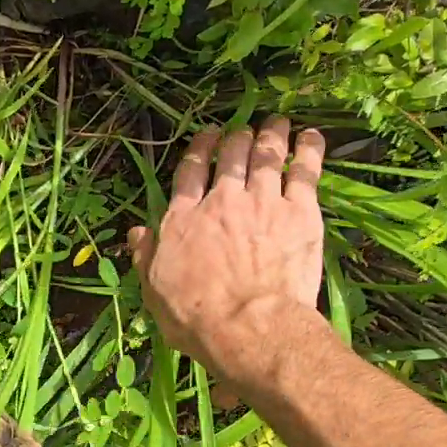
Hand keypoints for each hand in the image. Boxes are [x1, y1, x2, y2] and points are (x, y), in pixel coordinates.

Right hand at [131, 117, 327, 395]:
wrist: (248, 324)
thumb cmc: (193, 315)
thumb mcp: (154, 289)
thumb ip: (146, 255)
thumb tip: (136, 232)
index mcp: (181, 221)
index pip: (189, 173)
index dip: (198, 149)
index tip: (206, 136)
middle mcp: (220, 202)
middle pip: (230, 156)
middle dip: (235, 138)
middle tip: (242, 130)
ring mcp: (262, 202)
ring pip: (267, 154)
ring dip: (270, 134)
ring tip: (275, 122)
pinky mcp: (300, 211)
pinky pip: (305, 169)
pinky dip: (308, 149)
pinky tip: (310, 137)